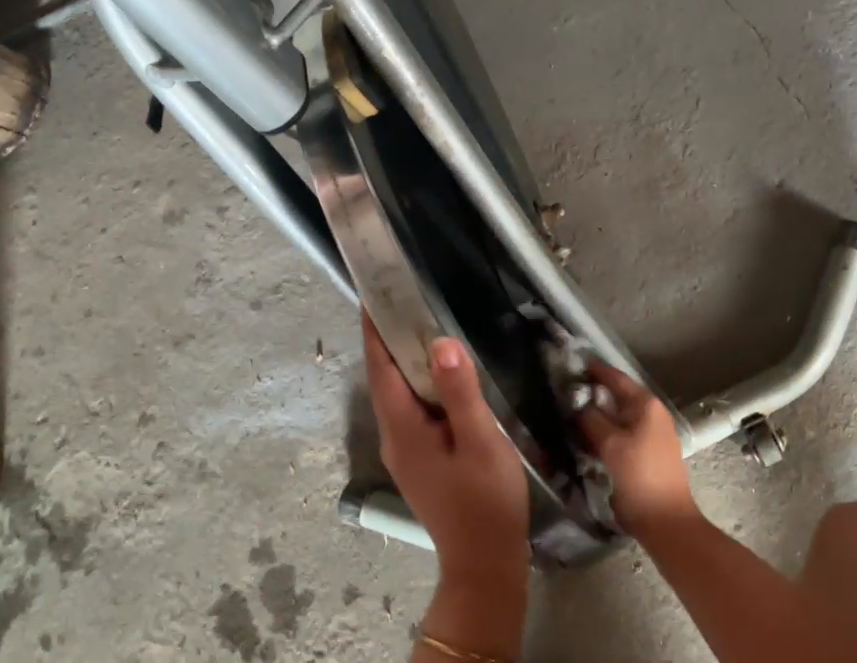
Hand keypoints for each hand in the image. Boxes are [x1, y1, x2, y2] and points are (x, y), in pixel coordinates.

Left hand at [361, 313, 530, 582]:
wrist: (484, 563)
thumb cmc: (486, 500)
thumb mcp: (480, 440)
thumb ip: (460, 391)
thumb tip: (439, 341)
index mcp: (403, 428)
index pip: (379, 367)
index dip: (373, 329)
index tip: (371, 293)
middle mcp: (394, 436)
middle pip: (384, 377)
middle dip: (388, 337)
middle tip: (403, 296)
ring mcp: (405, 451)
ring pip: (397, 394)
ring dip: (403, 360)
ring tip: (421, 323)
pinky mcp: (419, 460)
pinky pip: (411, 409)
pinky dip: (418, 383)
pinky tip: (440, 375)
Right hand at [578, 360, 698, 535]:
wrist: (665, 519)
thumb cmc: (639, 477)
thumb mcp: (610, 445)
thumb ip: (592, 420)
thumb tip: (579, 405)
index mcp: (646, 405)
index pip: (616, 378)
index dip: (595, 370)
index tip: (572, 363)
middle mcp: (652, 413)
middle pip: (618, 396)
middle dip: (594, 394)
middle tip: (566, 392)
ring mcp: (653, 433)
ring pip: (619, 416)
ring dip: (598, 415)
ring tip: (571, 415)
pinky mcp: (648, 452)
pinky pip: (622, 433)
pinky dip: (606, 432)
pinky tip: (588, 439)